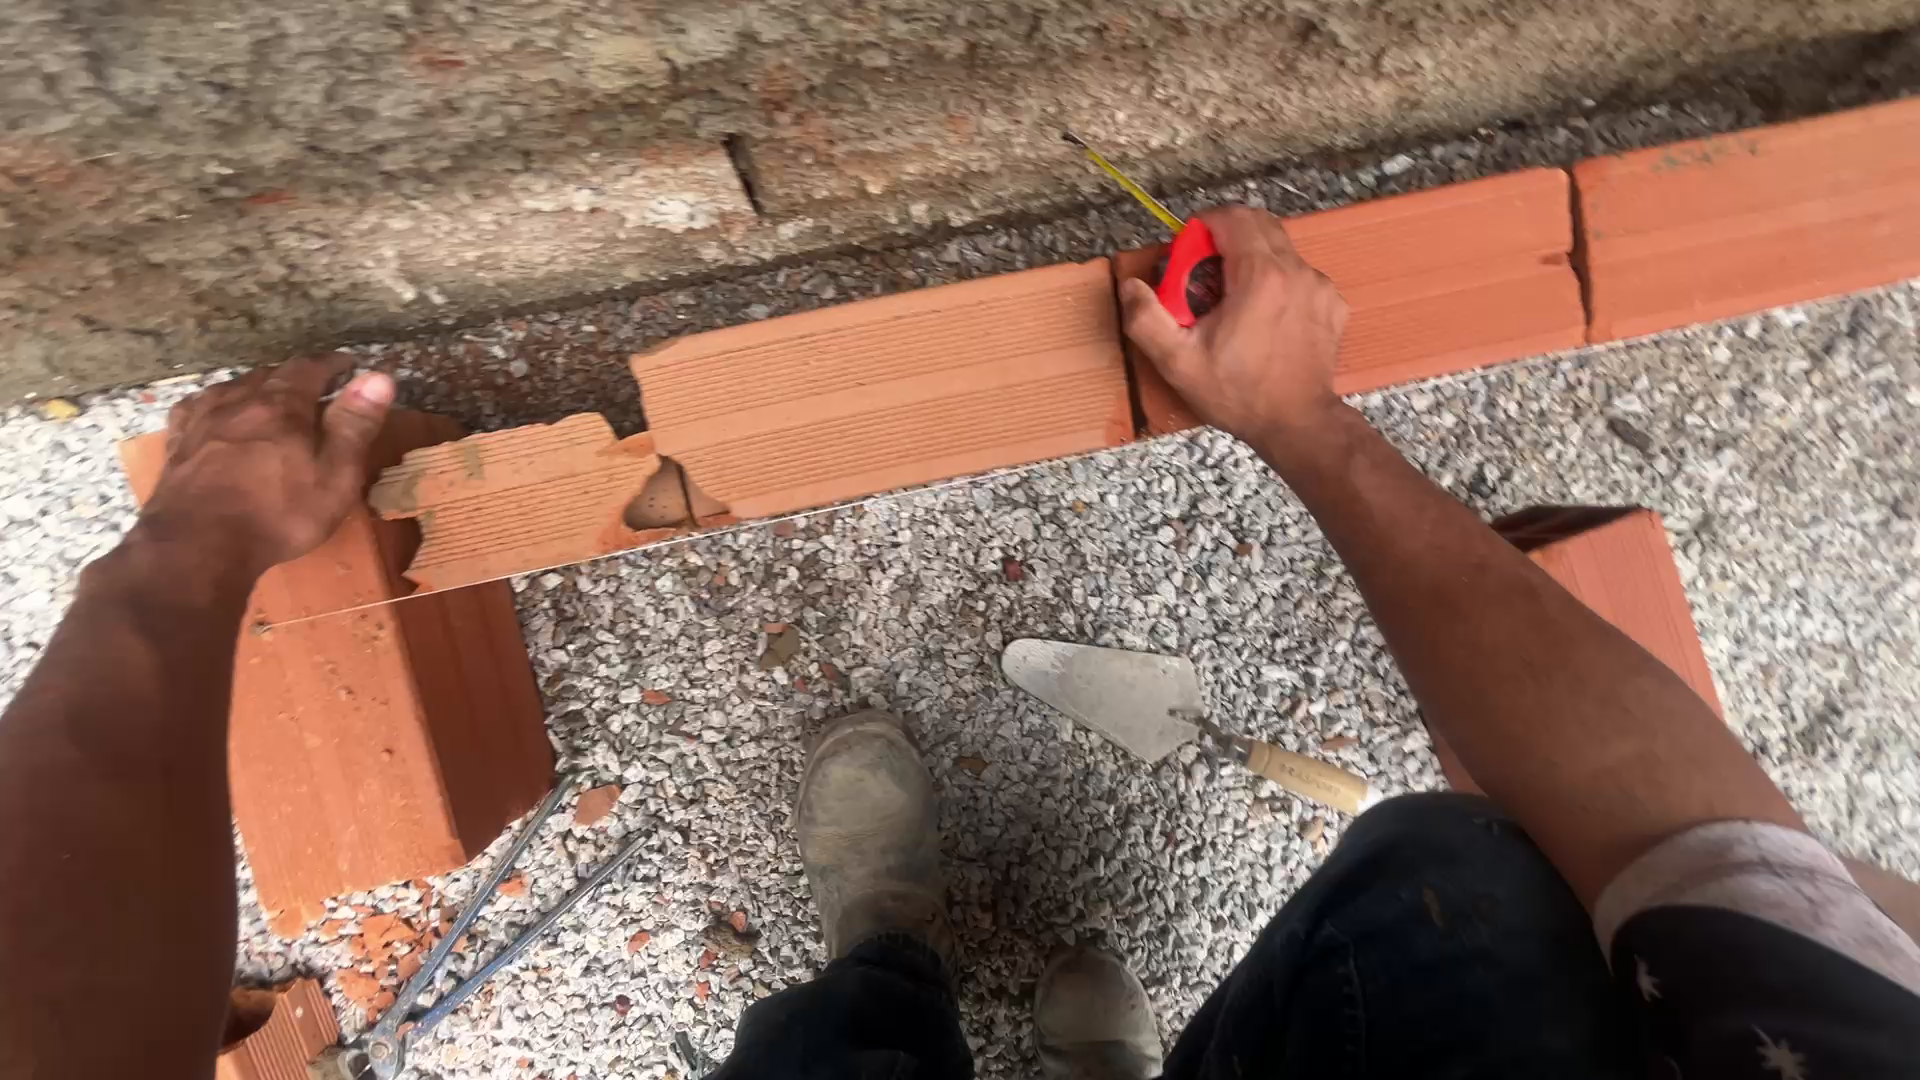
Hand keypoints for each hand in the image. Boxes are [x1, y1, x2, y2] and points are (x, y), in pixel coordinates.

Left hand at [138, 356, 394, 575]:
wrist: (200, 545)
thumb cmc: (283, 511)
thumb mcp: (337, 472)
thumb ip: (355, 423)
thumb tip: (379, 377)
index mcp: (281, 407)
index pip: (308, 369)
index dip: (332, 364)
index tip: (351, 364)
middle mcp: (237, 404)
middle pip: (269, 376)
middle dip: (297, 375)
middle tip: (320, 385)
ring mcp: (201, 423)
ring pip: (232, 388)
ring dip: (258, 386)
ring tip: (274, 396)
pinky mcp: (179, 445)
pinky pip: (199, 408)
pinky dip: (219, 402)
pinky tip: (221, 412)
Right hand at [1120, 205, 1348, 448]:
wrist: (1296, 423)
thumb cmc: (1237, 394)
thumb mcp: (1177, 362)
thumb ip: (1146, 319)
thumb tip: (1131, 287)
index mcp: (1259, 275)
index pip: (1232, 218)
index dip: (1202, 229)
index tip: (1186, 257)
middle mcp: (1296, 270)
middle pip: (1259, 224)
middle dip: (1225, 240)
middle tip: (1202, 276)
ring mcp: (1319, 286)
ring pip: (1279, 251)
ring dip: (1250, 264)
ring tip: (1231, 306)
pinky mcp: (1332, 305)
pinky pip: (1299, 277)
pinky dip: (1276, 286)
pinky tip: (1262, 322)